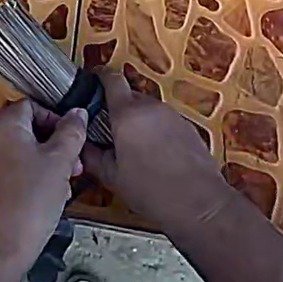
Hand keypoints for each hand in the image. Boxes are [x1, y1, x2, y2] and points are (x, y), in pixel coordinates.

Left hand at [0, 99, 86, 265]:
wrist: (4, 244)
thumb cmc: (29, 201)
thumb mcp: (60, 161)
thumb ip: (71, 132)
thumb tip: (78, 114)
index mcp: (4, 123)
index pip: (33, 105)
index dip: (56, 118)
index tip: (73, 135)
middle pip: (30, 126)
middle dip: (56, 142)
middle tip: (74, 160)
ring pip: (27, 146)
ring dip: (50, 158)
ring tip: (66, 179)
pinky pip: (18, 163)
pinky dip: (37, 171)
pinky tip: (53, 191)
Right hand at [81, 73, 238, 233]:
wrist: (202, 205)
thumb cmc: (152, 190)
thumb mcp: (112, 176)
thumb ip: (92, 155)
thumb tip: (81, 146)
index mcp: (127, 113)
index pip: (112, 78)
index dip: (100, 76)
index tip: (93, 84)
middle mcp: (150, 107)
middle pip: (129, 96)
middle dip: (117, 109)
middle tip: (109, 132)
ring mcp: (172, 115)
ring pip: (147, 109)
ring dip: (137, 121)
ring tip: (133, 148)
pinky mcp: (189, 127)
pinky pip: (164, 121)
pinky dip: (155, 131)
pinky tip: (156, 156)